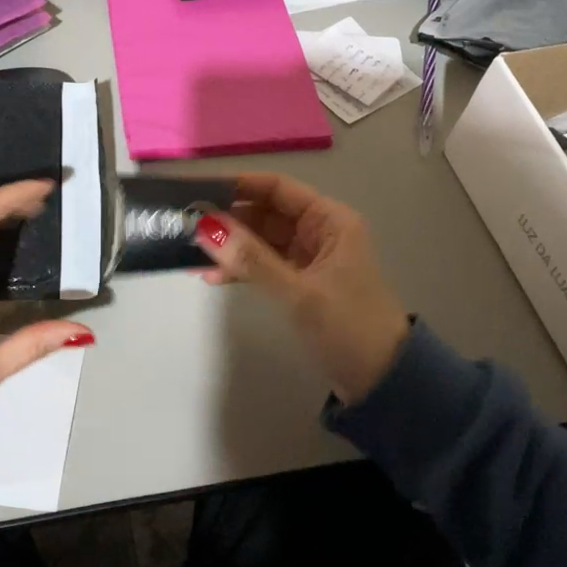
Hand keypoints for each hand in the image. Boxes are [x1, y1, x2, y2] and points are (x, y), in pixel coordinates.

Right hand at [193, 173, 409, 402]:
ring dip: (230, 246)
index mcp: (330, 220)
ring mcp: (308, 258)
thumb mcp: (298, 293)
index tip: (199, 189)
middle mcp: (319, 231)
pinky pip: (263, 265)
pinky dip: (241, 269)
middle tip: (184, 223)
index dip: (239, 186)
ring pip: (261, 240)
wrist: (382, 380)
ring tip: (190, 251)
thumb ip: (251, 260)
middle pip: (265, 213)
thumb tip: (207, 227)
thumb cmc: (349, 327)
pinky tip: (210, 277)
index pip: (278, 188)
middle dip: (228, 218)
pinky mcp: (300, 283)